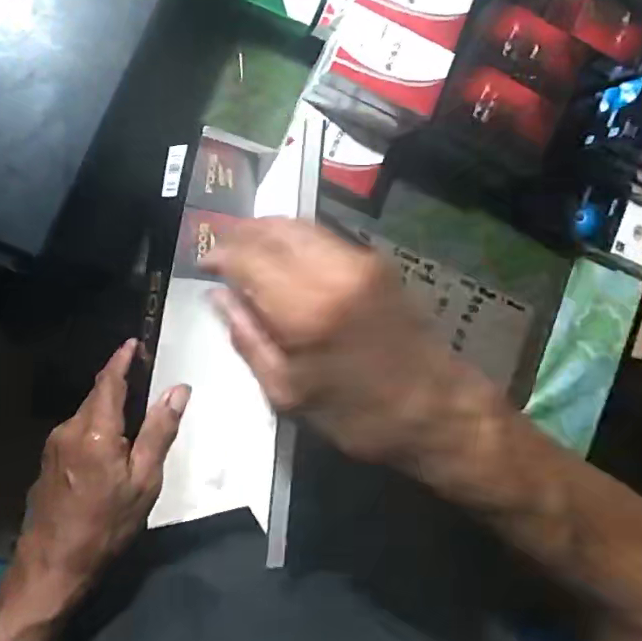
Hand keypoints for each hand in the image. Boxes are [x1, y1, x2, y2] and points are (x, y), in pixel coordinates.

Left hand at [7, 340, 188, 618]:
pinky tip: (110, 447)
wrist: (51, 567)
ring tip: (133, 417)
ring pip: (86, 414)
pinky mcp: (48, 461)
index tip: (134, 342)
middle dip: (118, 383)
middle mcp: (69, 428)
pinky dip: (96, 427)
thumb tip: (178, 390)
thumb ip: (159, 431)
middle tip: (143, 377)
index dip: (122, 358)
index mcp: (95, 430)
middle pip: (97, 395)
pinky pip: (77, 431)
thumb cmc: (105, 526)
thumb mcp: (143, 482)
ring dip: (107, 408)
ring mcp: (54, 445)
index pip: (109, 380)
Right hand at [206, 219, 490, 466]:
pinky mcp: (375, 261)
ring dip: (265, 230)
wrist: (438, 409)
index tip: (203, 262)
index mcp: (304, 310)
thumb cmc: (359, 415)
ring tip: (245, 248)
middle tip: (219, 249)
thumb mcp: (289, 394)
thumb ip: (248, 339)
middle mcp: (331, 272)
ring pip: (297, 225)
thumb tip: (219, 297)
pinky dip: (293, 237)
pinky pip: (322, 235)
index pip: (247, 258)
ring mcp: (358, 261)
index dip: (218, 254)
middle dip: (239, 234)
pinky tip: (281, 255)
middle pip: (271, 229)